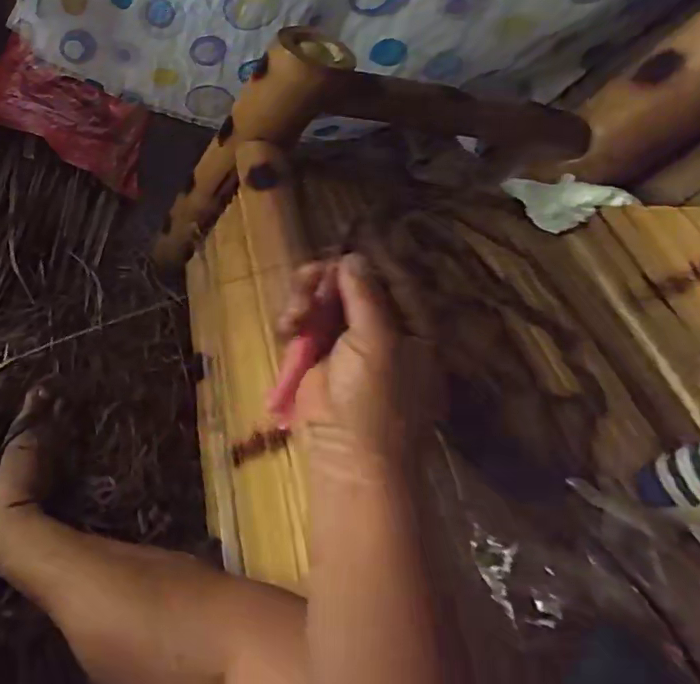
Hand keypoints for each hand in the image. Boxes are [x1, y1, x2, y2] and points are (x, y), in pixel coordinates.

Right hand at [271, 255, 412, 475]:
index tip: (341, 247)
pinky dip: (292, 320)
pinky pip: (301, 320)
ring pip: (319, 299)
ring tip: (294, 317)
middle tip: (309, 278)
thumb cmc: (375, 398)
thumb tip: (353, 257)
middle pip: (348, 284)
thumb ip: (365, 295)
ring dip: (303, 300)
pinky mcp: (314, 353)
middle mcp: (379, 329)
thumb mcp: (378, 341)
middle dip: (325, 280)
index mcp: (411, 328)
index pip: (390, 279)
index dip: (365, 262)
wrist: (347, 452)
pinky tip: (288, 329)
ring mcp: (344, 342)